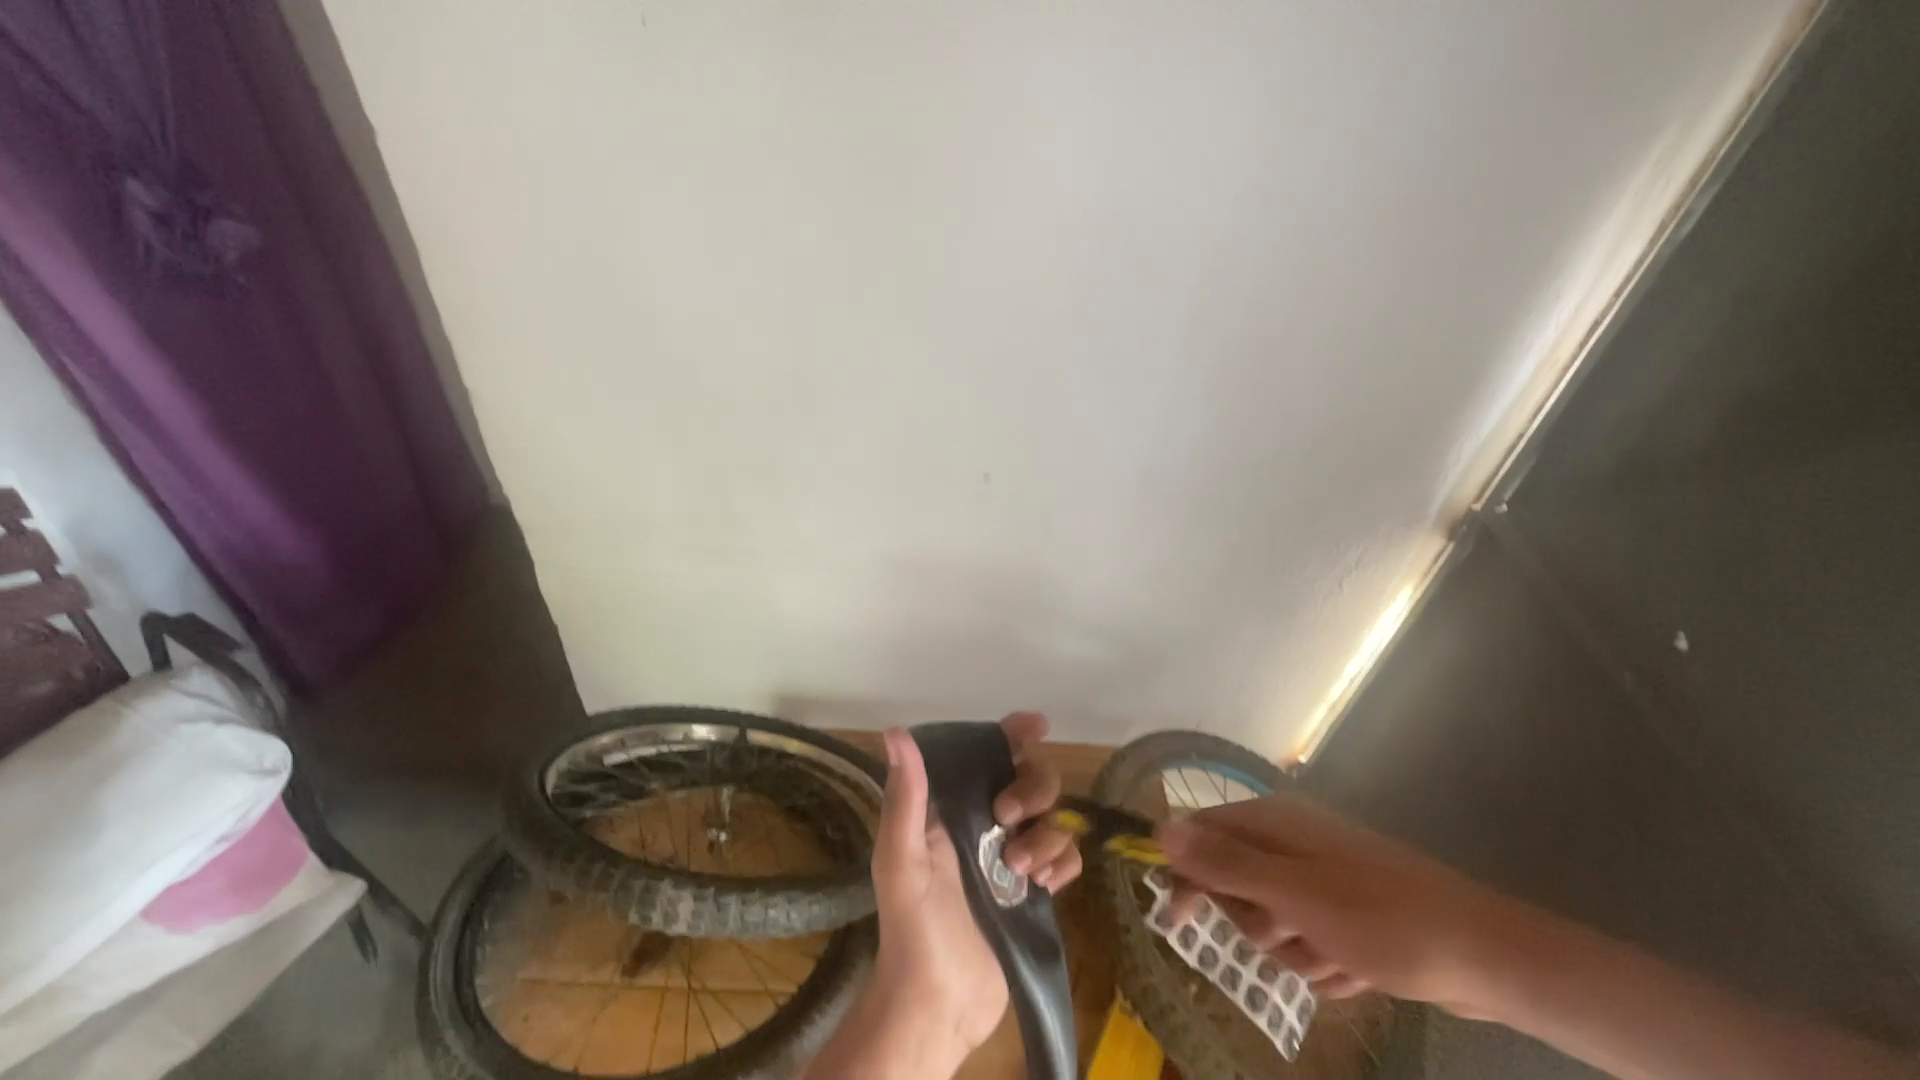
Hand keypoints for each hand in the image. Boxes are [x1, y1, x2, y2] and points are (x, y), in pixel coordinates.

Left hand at [871, 712, 1082, 1047]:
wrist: (938, 1004)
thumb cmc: (912, 929)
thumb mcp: (900, 860)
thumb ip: (905, 797)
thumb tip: (894, 732)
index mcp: (948, 811)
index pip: (983, 757)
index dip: (1010, 735)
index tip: (1036, 726)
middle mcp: (982, 827)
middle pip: (1031, 780)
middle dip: (1031, 791)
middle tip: (1008, 820)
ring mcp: (1011, 859)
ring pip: (1053, 818)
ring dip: (1046, 836)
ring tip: (1022, 874)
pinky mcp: (1034, 892)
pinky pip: (1066, 859)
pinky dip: (1063, 865)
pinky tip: (1046, 888)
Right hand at [1158, 794, 1509, 1012]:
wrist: (1485, 957)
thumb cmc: (1382, 920)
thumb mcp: (1292, 894)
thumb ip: (1224, 863)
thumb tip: (1161, 829)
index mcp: (1277, 825)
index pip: (1203, 836)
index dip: (1188, 877)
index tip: (1180, 923)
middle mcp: (1295, 844)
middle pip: (1235, 886)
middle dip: (1256, 923)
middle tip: (1290, 932)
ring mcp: (1323, 880)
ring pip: (1272, 924)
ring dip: (1295, 952)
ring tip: (1336, 957)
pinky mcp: (1347, 916)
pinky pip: (1309, 945)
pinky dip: (1328, 964)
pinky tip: (1359, 970)